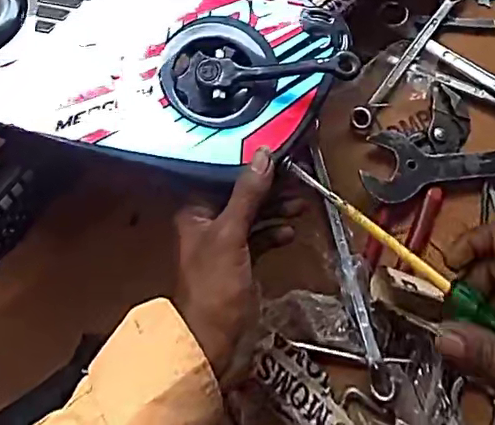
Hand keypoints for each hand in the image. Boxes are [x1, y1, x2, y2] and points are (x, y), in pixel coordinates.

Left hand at [172, 149, 306, 379]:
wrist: (213, 344)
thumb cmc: (213, 288)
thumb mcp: (231, 234)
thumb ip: (247, 194)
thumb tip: (263, 156)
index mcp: (195, 208)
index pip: (222, 174)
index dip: (247, 162)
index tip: (272, 151)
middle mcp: (207, 220)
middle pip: (240, 193)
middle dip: (267, 186)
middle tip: (294, 175)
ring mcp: (224, 242)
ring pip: (252, 215)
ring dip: (275, 208)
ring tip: (299, 201)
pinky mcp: (239, 262)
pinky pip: (259, 237)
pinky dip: (273, 232)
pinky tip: (289, 231)